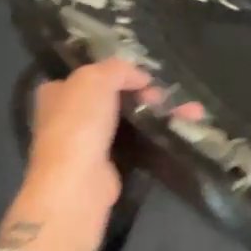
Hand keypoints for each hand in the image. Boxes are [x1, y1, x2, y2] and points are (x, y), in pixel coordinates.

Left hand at [23, 60, 202, 213]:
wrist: (78, 181)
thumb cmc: (79, 122)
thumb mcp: (95, 80)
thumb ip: (118, 69)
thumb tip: (141, 76)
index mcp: (58, 92)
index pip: (91, 76)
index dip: (120, 73)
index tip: (147, 77)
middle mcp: (71, 117)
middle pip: (114, 99)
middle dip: (145, 95)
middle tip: (166, 97)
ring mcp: (90, 143)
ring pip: (130, 121)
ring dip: (159, 115)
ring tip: (191, 112)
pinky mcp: (110, 165)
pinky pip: (138, 144)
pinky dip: (159, 137)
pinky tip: (182, 130)